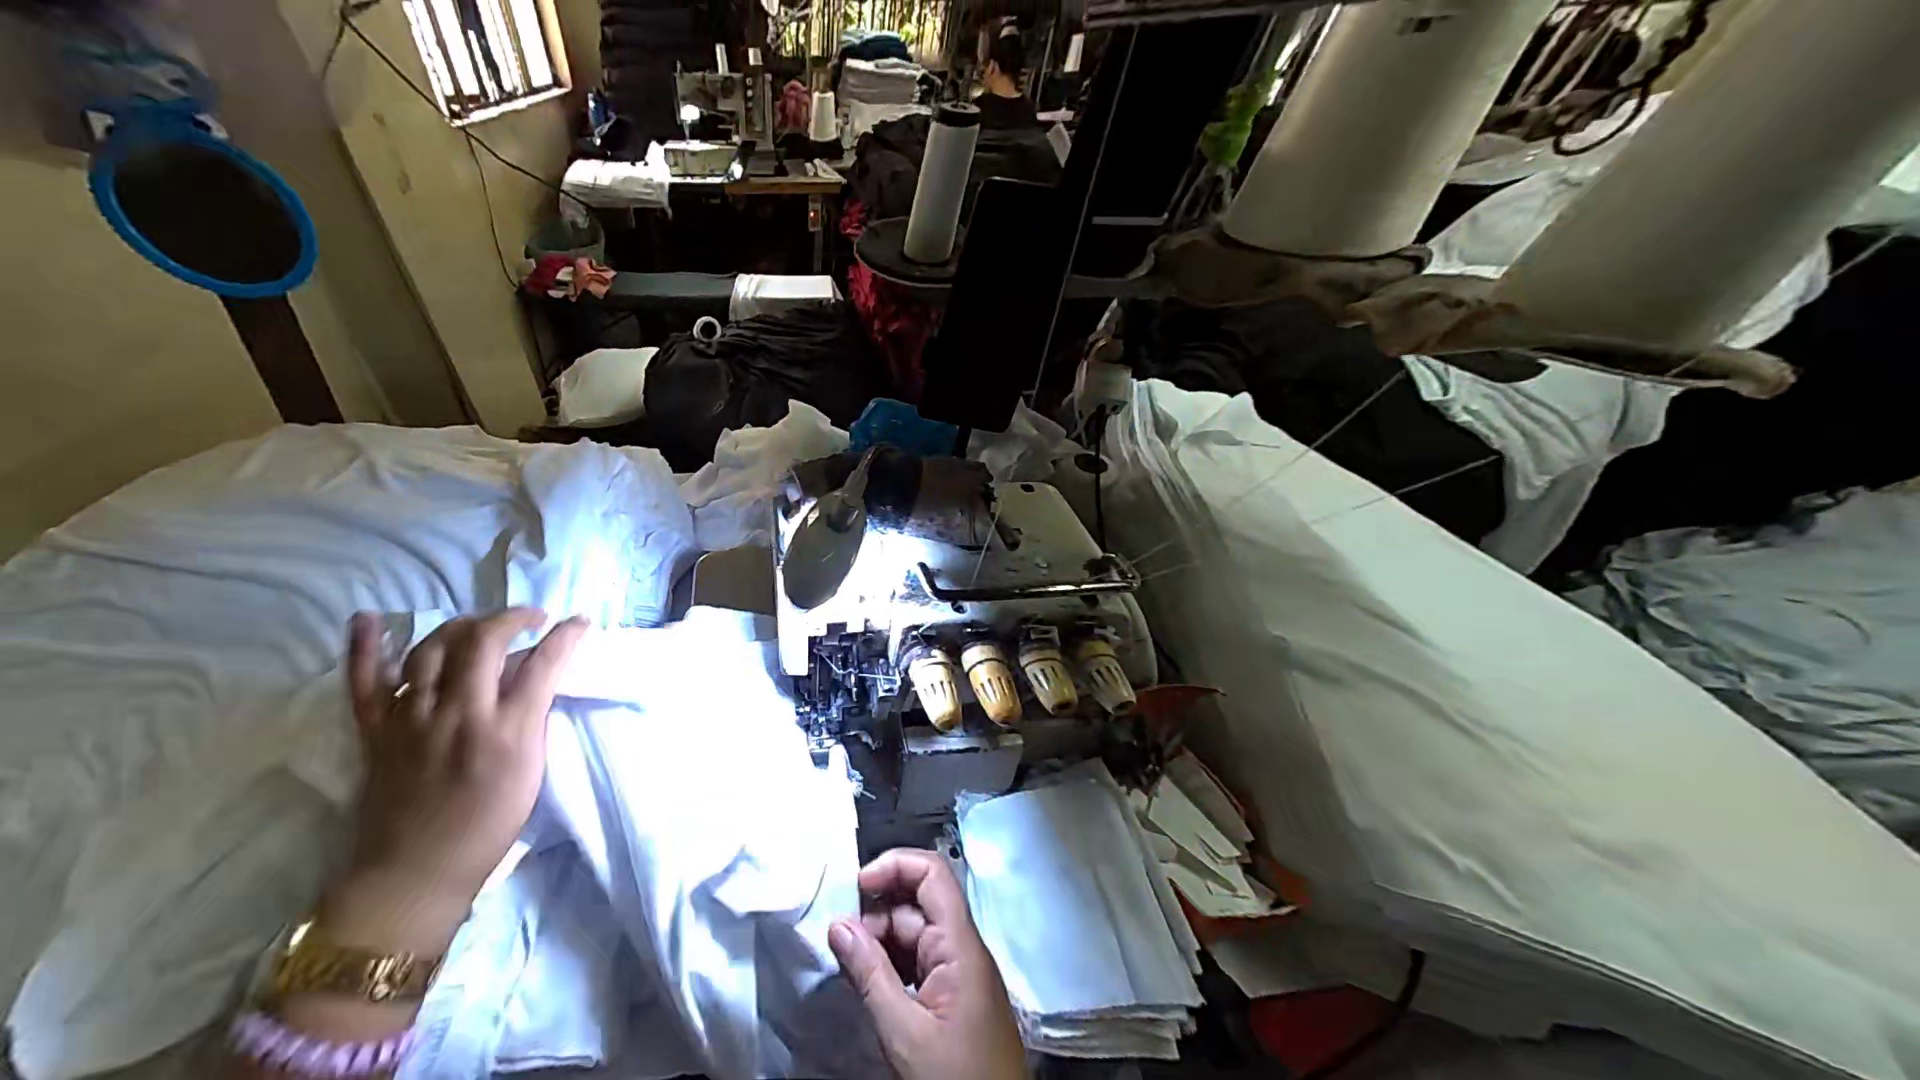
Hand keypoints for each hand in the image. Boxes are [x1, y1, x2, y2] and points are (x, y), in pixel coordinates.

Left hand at [327, 608, 587, 951]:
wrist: (416, 872)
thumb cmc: (489, 825)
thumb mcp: (531, 770)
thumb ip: (531, 719)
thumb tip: (533, 678)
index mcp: (507, 730)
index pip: (543, 664)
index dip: (565, 635)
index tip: (578, 621)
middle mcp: (460, 714)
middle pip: (483, 642)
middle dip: (512, 618)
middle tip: (530, 619)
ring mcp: (412, 719)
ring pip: (432, 648)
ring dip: (461, 626)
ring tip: (480, 627)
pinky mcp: (377, 731)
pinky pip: (364, 682)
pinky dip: (364, 648)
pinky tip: (369, 618)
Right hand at [829, 849, 1027, 1079]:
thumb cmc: (957, 1077)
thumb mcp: (905, 1031)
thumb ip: (871, 975)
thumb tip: (838, 925)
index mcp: (960, 944)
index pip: (932, 874)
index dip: (895, 866)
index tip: (856, 886)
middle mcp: (961, 947)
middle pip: (918, 903)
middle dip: (877, 910)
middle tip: (841, 937)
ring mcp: (957, 970)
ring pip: (913, 933)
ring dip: (879, 939)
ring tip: (849, 963)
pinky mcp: (950, 993)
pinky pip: (916, 960)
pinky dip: (889, 963)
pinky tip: (867, 979)